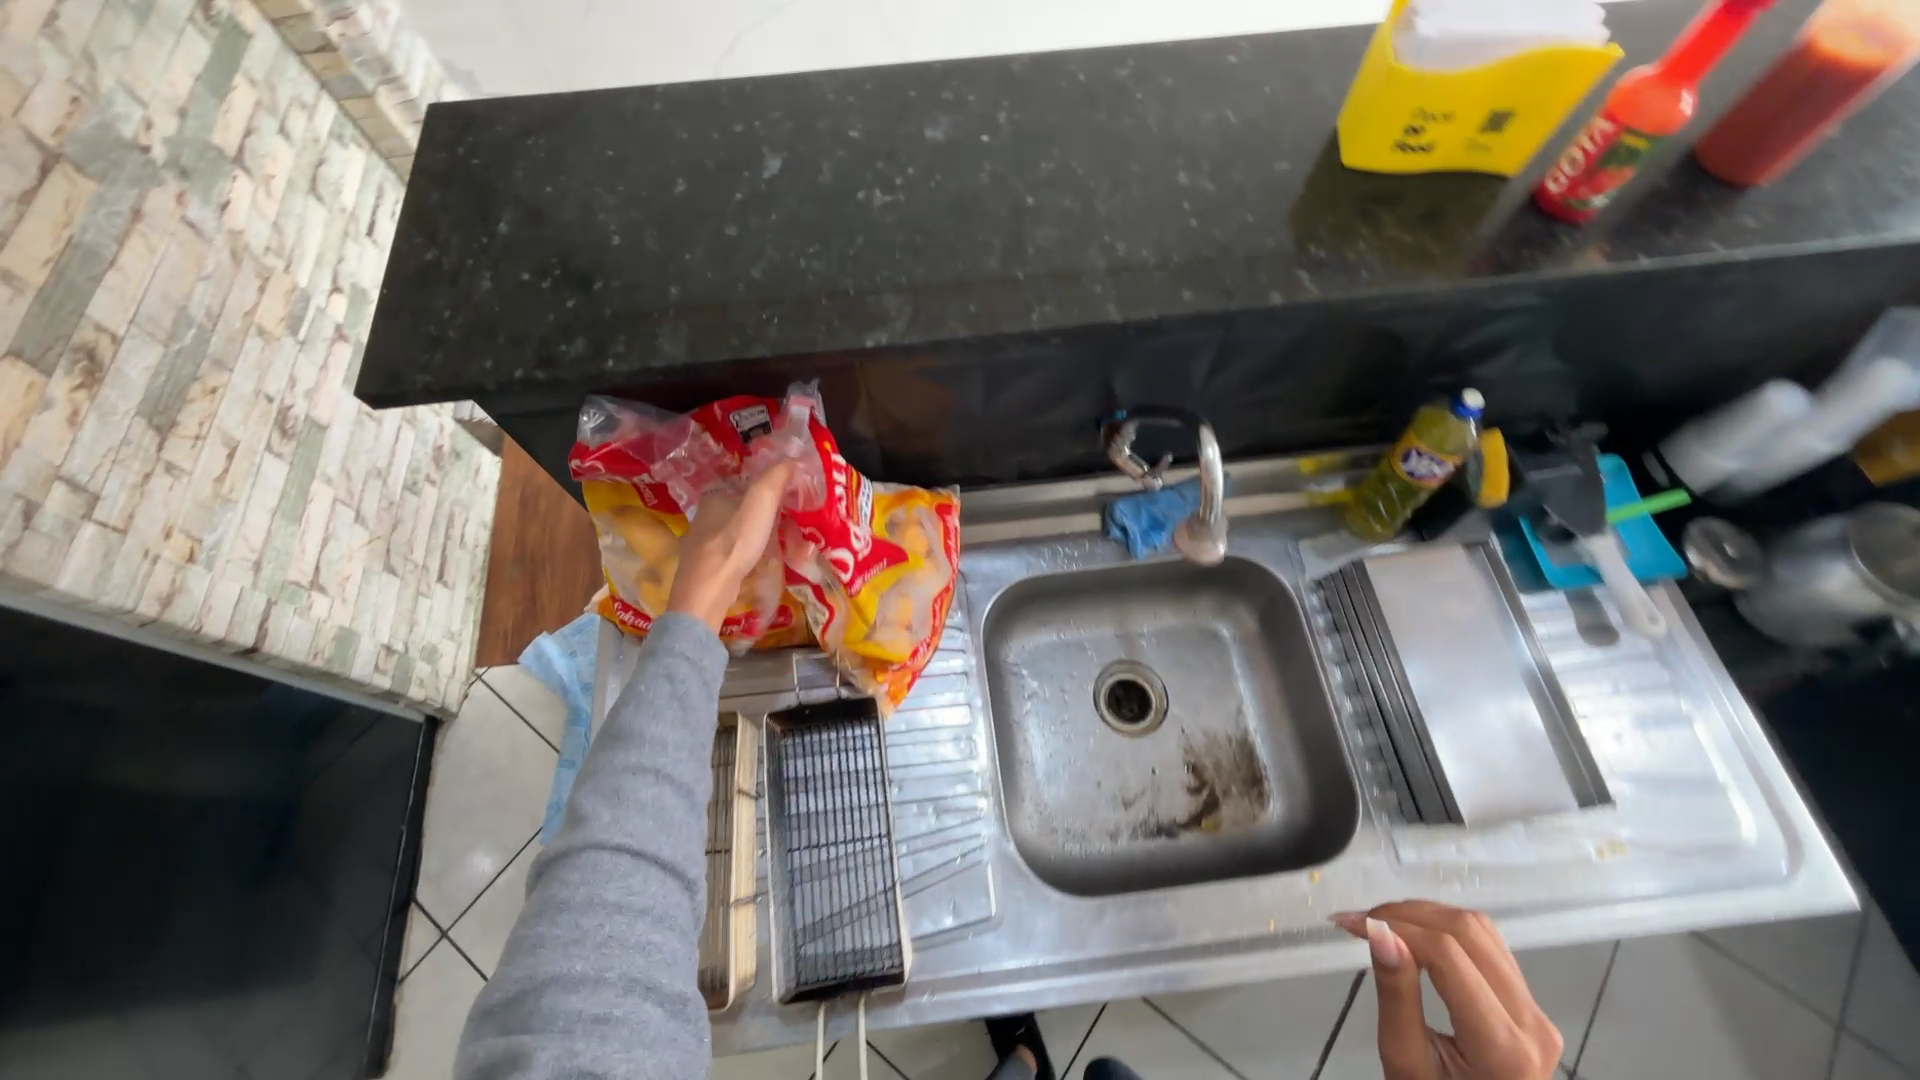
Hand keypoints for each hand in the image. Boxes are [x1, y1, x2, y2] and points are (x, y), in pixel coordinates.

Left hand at [667, 463, 792, 633]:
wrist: (710, 587)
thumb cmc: (736, 540)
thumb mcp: (762, 501)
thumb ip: (776, 477)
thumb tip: (792, 458)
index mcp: (714, 495)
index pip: (744, 484)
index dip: (768, 489)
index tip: (789, 500)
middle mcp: (703, 514)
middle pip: (741, 509)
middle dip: (766, 516)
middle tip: (791, 527)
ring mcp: (701, 542)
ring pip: (737, 532)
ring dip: (758, 537)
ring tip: (782, 546)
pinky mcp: (705, 566)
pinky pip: (732, 553)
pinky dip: (748, 554)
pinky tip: (760, 563)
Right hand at [1333, 902, 1562, 1079]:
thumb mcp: (1405, 1064)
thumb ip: (1397, 996)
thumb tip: (1379, 932)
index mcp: (1502, 1046)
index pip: (1447, 954)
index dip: (1394, 926)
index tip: (1348, 924)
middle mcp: (1532, 1022)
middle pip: (1468, 931)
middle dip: (1408, 914)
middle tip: (1362, 922)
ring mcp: (1538, 1013)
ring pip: (1482, 930)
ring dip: (1428, 916)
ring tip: (1385, 926)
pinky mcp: (1532, 1007)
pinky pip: (1492, 947)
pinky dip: (1449, 930)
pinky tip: (1417, 939)